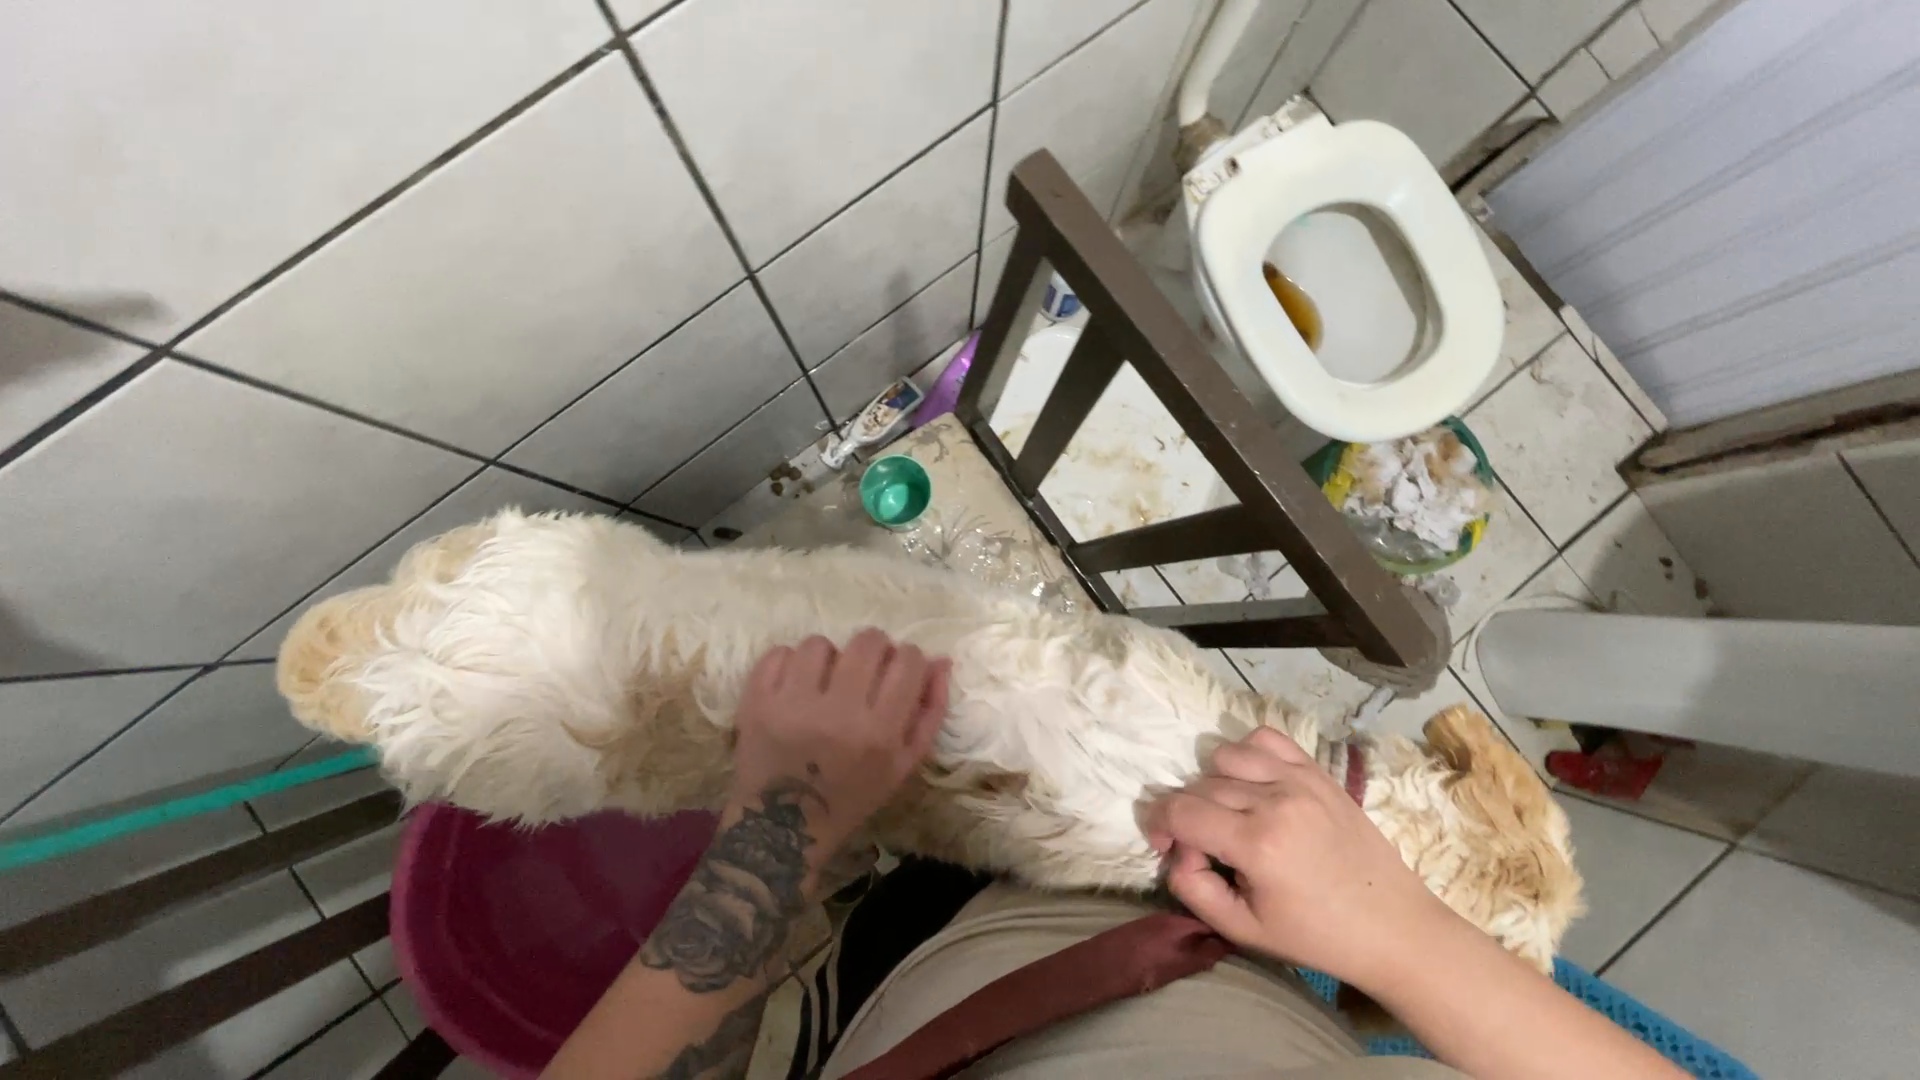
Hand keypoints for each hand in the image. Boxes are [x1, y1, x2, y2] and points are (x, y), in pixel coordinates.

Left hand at [728, 629, 950, 876]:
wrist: (782, 828)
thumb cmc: (852, 796)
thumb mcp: (903, 766)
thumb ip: (930, 713)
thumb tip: (940, 660)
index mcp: (879, 733)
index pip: (908, 661)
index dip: (910, 658)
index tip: (900, 670)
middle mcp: (838, 714)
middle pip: (867, 642)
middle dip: (875, 648)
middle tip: (866, 669)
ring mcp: (792, 705)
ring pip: (820, 643)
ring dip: (829, 656)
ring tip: (826, 679)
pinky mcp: (756, 702)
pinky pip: (778, 653)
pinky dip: (790, 663)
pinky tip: (796, 684)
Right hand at [1143, 727, 1451, 987]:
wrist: (1396, 928)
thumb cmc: (1317, 936)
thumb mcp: (1244, 930)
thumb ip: (1193, 888)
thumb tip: (1177, 851)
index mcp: (1258, 844)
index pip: (1180, 810)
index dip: (1157, 824)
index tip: (1165, 846)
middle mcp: (1276, 801)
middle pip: (1198, 786)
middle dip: (1187, 816)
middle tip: (1207, 850)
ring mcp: (1300, 780)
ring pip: (1224, 756)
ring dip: (1212, 783)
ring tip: (1231, 815)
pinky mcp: (1318, 771)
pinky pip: (1264, 738)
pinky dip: (1247, 754)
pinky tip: (1254, 784)